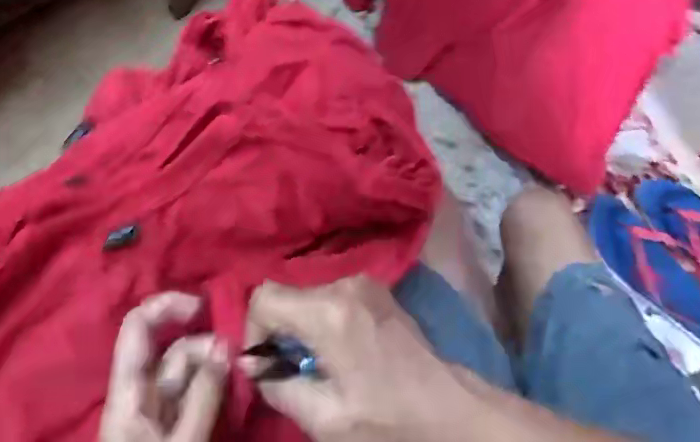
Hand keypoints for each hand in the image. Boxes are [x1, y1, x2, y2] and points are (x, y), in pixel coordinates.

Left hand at [101, 293, 228, 441]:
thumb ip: (204, 396)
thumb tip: (225, 347)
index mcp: (125, 394)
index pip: (136, 327)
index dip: (166, 305)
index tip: (202, 308)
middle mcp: (137, 394)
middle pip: (170, 349)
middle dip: (204, 344)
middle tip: (233, 358)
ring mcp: (152, 413)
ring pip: (184, 371)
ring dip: (211, 366)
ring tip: (236, 377)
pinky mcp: (167, 430)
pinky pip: (190, 394)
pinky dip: (210, 386)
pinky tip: (229, 389)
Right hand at [243, 278, 470, 441]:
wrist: (447, 407)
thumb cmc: (387, 418)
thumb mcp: (326, 418)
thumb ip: (280, 387)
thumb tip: (252, 364)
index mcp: (329, 311)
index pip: (265, 296)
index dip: (252, 330)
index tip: (262, 365)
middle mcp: (344, 283)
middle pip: (287, 293)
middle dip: (278, 331)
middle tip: (287, 372)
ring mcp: (363, 281)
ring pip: (308, 294)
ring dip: (300, 327)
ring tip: (315, 367)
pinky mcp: (376, 288)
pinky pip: (331, 295)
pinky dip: (321, 320)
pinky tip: (338, 353)